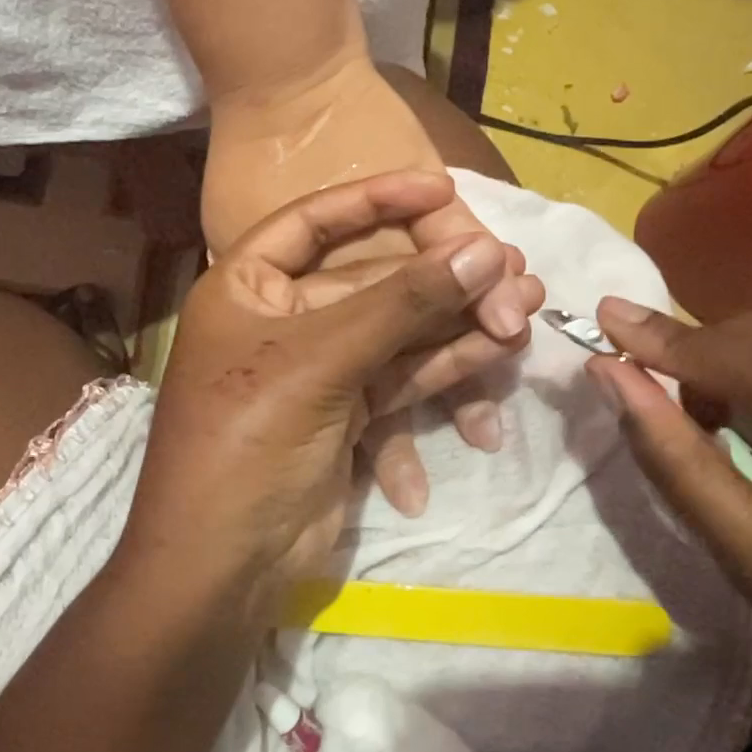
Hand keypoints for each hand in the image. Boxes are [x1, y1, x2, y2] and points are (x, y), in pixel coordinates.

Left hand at [202, 58, 533, 512]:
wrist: (224, 565)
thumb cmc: (248, 440)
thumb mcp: (321, 361)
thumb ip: (403, 303)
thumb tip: (484, 251)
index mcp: (246, 285)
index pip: (316, 221)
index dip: (377, 199)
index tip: (441, 186)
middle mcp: (281, 317)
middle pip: (370, 279)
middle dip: (439, 274)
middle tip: (511, 264)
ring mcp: (318, 368)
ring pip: (396, 329)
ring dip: (456, 317)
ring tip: (526, 301)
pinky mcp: (347, 413)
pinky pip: (402, 374)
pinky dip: (446, 363)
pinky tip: (497, 349)